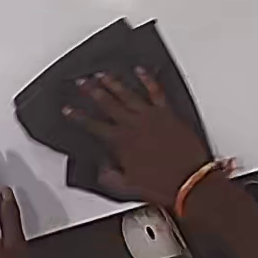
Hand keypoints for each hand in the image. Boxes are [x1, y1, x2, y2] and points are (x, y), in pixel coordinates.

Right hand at [64, 68, 212, 204]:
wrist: (189, 182)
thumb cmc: (161, 185)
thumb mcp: (128, 186)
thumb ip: (110, 176)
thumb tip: (101, 169)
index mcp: (121, 142)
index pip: (93, 125)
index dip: (78, 116)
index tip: (68, 109)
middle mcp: (132, 125)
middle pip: (107, 103)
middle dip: (92, 91)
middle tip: (81, 82)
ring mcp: (150, 116)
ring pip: (127, 94)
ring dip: (113, 83)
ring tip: (103, 74)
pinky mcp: (167, 113)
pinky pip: (155, 91)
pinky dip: (148, 79)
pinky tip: (140, 71)